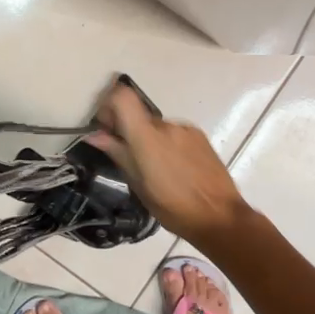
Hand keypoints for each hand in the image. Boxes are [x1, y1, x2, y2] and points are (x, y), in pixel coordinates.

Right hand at [84, 83, 253, 244]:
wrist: (220, 216)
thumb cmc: (172, 207)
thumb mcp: (138, 185)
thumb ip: (117, 153)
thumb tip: (94, 134)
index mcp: (146, 136)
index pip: (122, 97)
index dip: (109, 106)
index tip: (107, 129)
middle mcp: (166, 125)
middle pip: (139, 116)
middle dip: (130, 132)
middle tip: (133, 162)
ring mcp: (185, 129)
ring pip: (157, 128)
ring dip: (152, 141)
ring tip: (160, 172)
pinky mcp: (200, 136)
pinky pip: (175, 134)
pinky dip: (169, 145)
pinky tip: (177, 170)